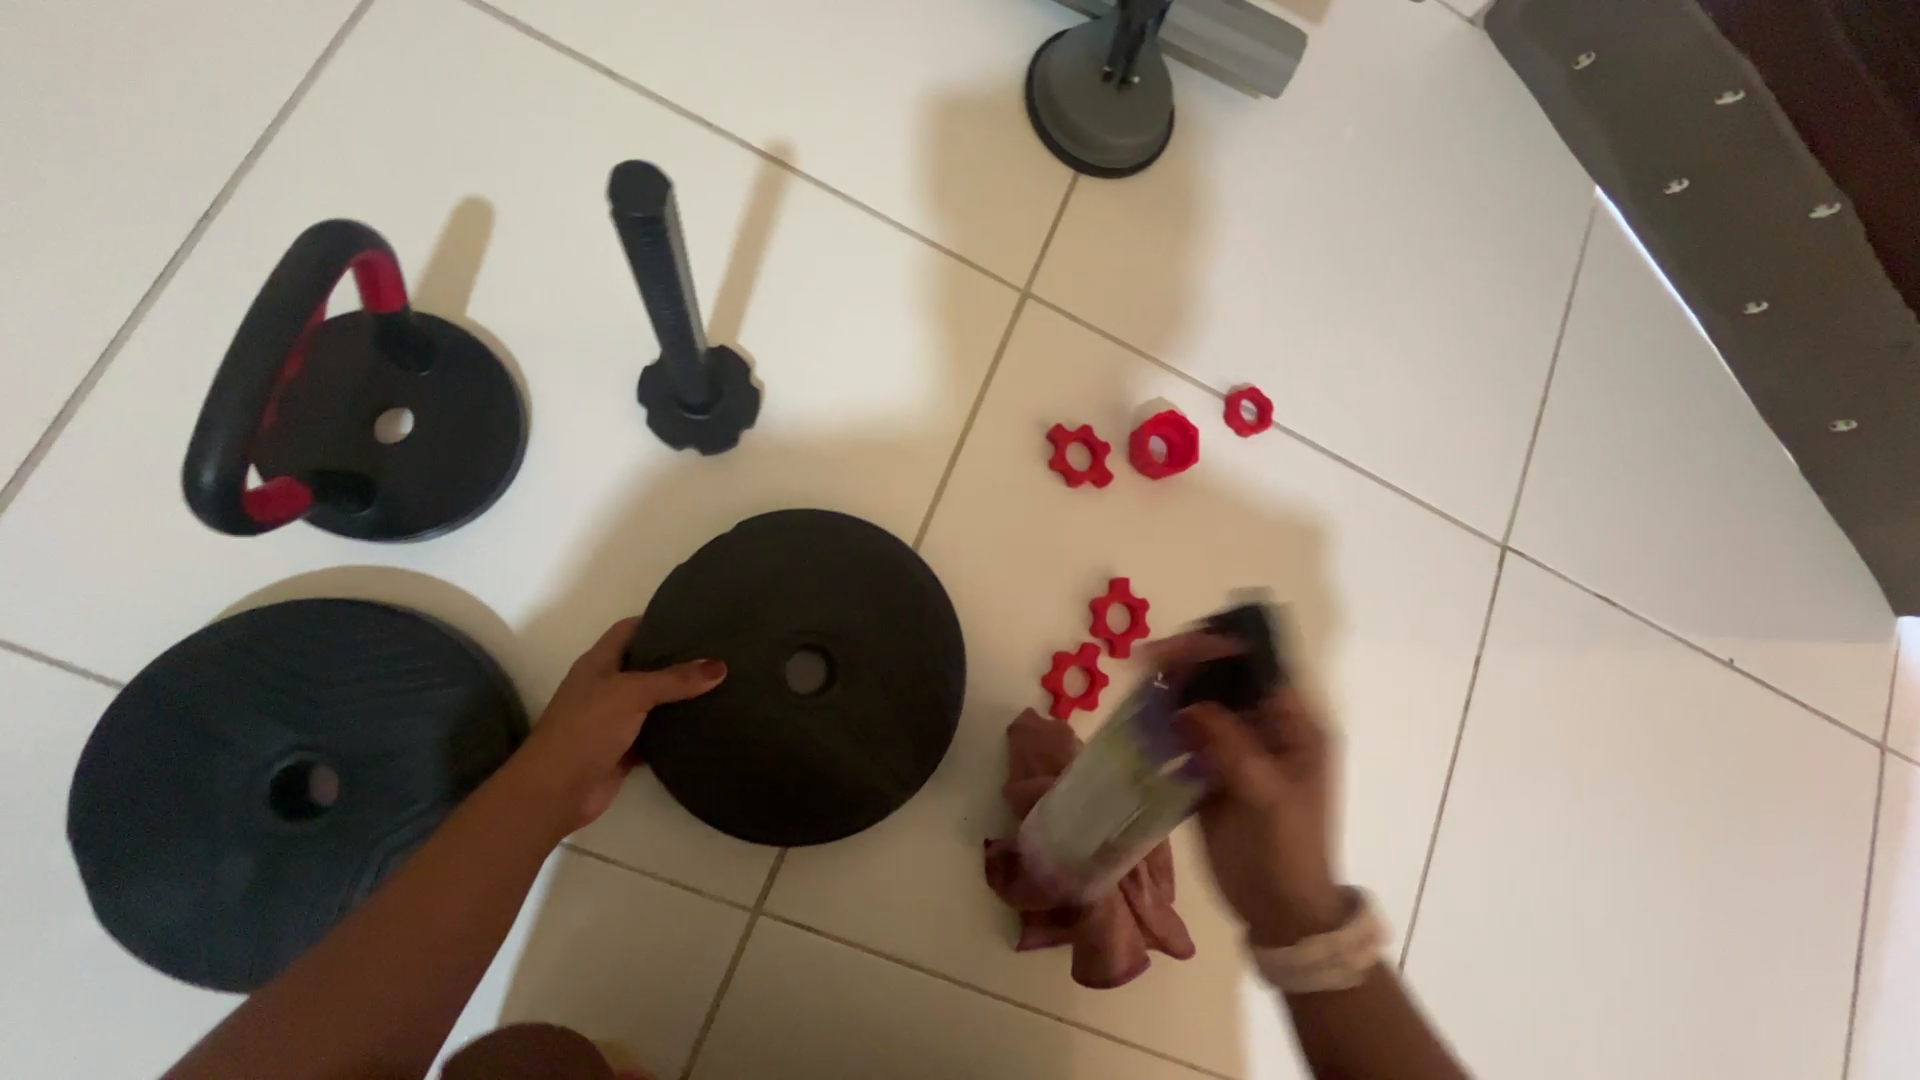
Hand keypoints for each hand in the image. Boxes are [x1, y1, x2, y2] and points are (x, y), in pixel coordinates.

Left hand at [506, 618, 725, 834]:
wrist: (556, 792)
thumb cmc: (585, 730)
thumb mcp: (631, 693)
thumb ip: (675, 679)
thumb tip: (720, 666)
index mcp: (598, 663)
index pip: (630, 630)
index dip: (658, 620)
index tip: (695, 618)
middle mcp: (606, 687)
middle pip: (646, 664)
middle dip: (677, 658)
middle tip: (719, 650)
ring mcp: (614, 720)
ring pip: (654, 700)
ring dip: (681, 695)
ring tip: (722, 682)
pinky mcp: (626, 749)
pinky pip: (658, 733)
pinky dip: (678, 729)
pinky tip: (707, 721)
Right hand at [1159, 634, 1345, 946]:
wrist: (1279, 910)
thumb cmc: (1288, 851)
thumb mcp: (1269, 796)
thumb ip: (1232, 746)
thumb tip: (1190, 705)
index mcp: (1296, 725)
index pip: (1262, 668)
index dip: (1225, 648)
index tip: (1184, 646)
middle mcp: (1266, 726)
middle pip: (1226, 677)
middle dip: (1190, 662)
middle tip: (1148, 659)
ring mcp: (1236, 746)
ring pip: (1201, 700)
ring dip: (1172, 688)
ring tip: (1138, 681)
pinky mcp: (1210, 767)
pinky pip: (1184, 732)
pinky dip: (1163, 721)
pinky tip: (1139, 716)